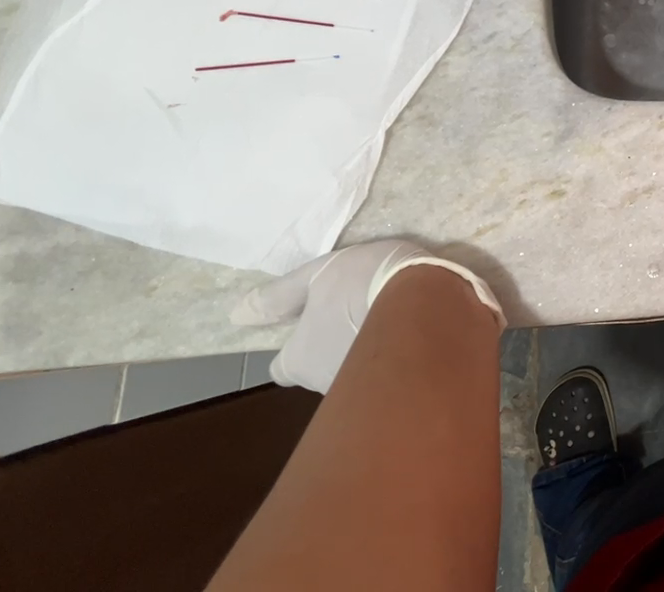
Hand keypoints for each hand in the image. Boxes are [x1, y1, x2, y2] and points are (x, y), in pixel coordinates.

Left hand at [230, 239, 503, 392]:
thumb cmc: (362, 284)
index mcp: (298, 359)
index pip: (283, 368)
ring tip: (394, 327)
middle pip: (323, 368)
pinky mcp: (400, 387)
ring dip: (370, 355)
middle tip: (360, 319)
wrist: (426, 301)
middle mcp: (324, 382)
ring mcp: (364, 388)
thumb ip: (280, 296)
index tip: (315, 329)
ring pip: (359, 373)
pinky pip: (392, 375)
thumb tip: (237, 316)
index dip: (296, 350)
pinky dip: (398, 361)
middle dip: (338, 349)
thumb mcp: (319, 275)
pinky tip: (416, 336)